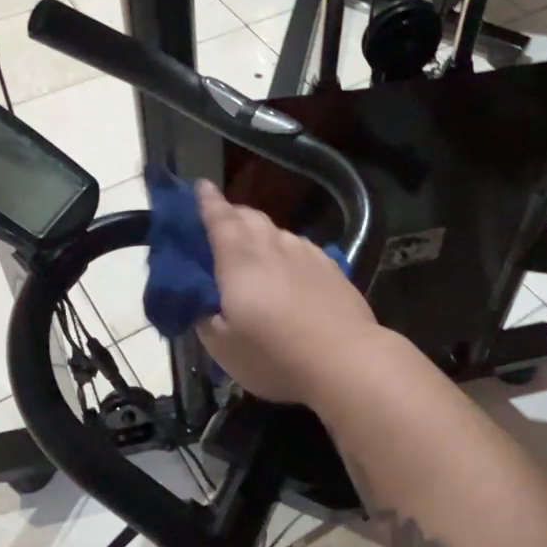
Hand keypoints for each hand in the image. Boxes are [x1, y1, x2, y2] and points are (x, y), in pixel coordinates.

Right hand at [194, 180, 383, 406]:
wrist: (345, 360)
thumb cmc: (275, 355)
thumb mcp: (222, 347)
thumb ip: (204, 316)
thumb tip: (201, 300)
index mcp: (240, 260)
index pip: (219, 219)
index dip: (208, 202)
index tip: (201, 186)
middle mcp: (273, 246)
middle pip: (250, 218)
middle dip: (233, 215)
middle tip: (221, 224)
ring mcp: (307, 254)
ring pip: (278, 232)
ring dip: (261, 233)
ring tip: (255, 248)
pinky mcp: (332, 268)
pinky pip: (302, 248)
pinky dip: (288, 250)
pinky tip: (290, 267)